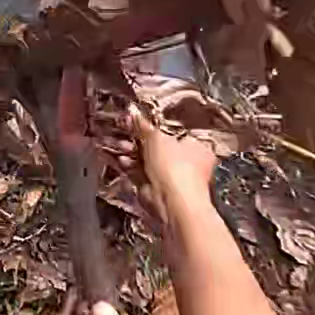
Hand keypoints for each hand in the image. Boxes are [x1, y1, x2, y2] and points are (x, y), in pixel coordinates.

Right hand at [102, 108, 217, 234]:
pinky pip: (136, 169)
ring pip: (143, 156)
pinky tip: (118, 157)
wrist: (171, 201)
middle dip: (136, 137)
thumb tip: (132, 112)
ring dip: (129, 150)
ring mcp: (168, 174)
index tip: (136, 118)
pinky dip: (127, 163)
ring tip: (118, 144)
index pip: (173, 130)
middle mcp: (185, 160)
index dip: (154, 123)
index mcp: (196, 146)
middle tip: (123, 129)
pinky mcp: (153, 185)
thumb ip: (142, 124)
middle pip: (156, 143)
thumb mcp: (156, 137)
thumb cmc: (176, 167)